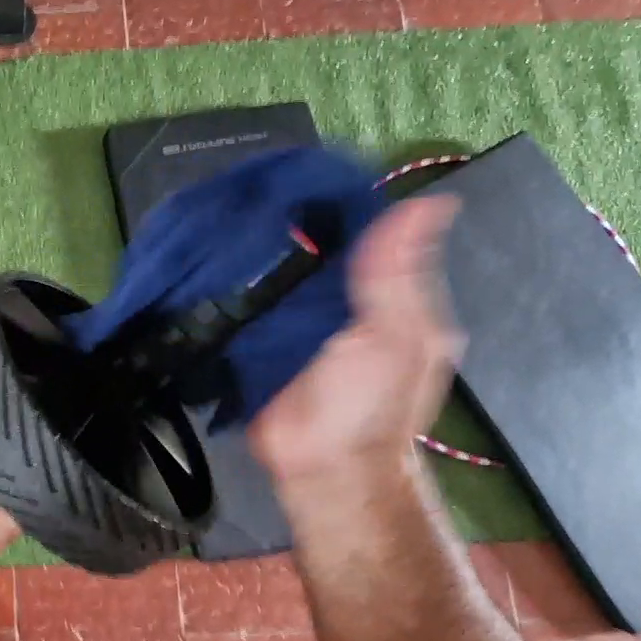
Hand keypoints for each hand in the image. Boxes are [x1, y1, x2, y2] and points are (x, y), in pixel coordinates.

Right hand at [248, 197, 461, 484]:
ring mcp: (299, 322)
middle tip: (246, 190)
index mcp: (388, 295)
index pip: (366, 236)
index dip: (338, 206)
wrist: (318, 466)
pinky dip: (232, 283)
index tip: (300, 174)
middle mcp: (344, 302)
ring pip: (279, 273)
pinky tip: (207, 258)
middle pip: (316, 251)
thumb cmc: (368, 404)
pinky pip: (248, 303)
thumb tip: (433, 201)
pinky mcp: (260, 340)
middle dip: (286, 225)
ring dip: (255, 251)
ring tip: (220, 212)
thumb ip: (401, 275)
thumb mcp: (398, 335)